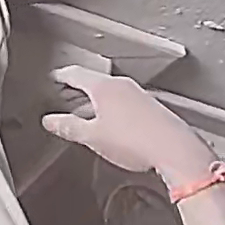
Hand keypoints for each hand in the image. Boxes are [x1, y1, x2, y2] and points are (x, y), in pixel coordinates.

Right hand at [41, 66, 214, 185]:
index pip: (76, 74)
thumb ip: (69, 127)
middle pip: (94, 81)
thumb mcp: (92, 136)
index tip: (56, 76)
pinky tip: (113, 124)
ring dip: (97, 100)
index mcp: (104, 87)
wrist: (174, 150)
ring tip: (87, 112)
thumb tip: (51, 121)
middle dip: (79, 88)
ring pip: (111, 92)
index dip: (62, 76)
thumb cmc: (134, 140)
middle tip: (67, 92)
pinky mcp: (151, 108)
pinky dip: (113, 108)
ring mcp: (139, 95)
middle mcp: (122, 86)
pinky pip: (126, 102)